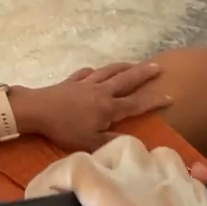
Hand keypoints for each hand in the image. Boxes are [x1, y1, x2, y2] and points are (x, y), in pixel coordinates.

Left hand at [14, 62, 169, 151]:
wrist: (36, 109)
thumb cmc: (64, 128)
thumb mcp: (91, 142)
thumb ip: (113, 141)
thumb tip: (134, 141)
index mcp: (109, 107)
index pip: (137, 104)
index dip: (153, 101)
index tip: (169, 96)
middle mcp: (100, 91)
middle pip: (125, 80)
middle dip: (143, 73)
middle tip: (157, 66)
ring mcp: (84, 84)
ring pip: (107, 72)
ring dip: (121, 67)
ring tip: (132, 63)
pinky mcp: (69, 82)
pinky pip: (84, 74)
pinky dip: (92, 71)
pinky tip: (93, 71)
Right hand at [28, 136, 206, 205]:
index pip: (81, 167)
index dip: (51, 178)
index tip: (39, 203)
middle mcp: (161, 203)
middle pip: (123, 150)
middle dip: (93, 167)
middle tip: (80, 204)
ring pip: (162, 158)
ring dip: (133, 171)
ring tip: (118, 202)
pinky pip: (193, 183)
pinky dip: (169, 185)